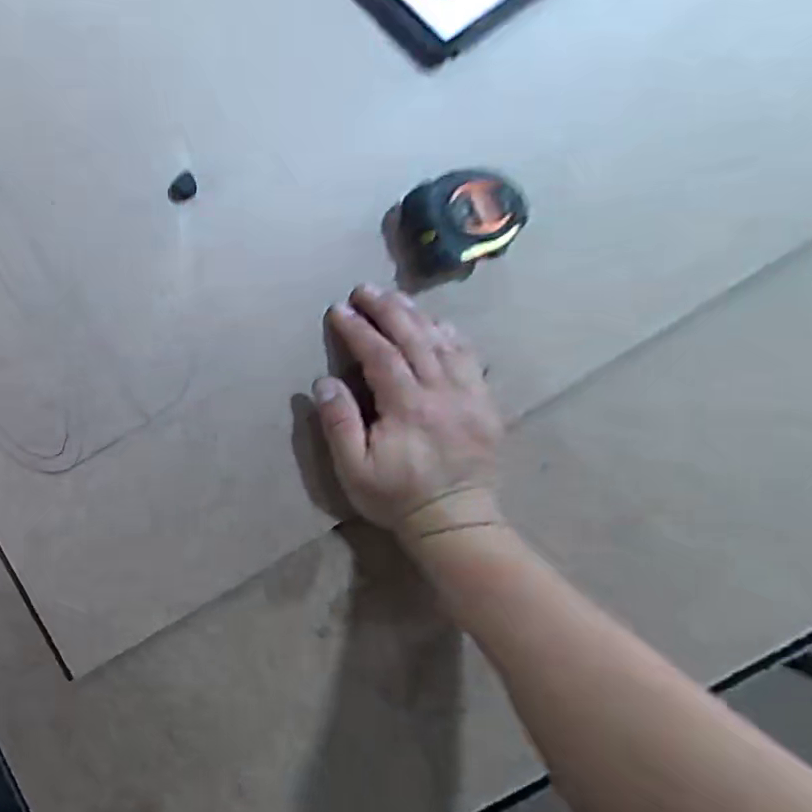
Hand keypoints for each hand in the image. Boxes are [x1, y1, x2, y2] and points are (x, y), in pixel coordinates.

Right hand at [312, 283, 505, 542]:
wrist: (456, 521)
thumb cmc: (395, 496)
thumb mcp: (353, 468)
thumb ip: (340, 422)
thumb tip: (325, 382)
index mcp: (409, 408)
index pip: (381, 356)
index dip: (358, 330)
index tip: (338, 310)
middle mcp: (444, 394)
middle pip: (416, 339)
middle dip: (387, 310)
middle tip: (364, 289)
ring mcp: (471, 397)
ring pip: (445, 344)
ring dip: (418, 316)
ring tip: (395, 298)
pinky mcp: (486, 406)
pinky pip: (471, 359)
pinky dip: (452, 336)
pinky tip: (438, 325)